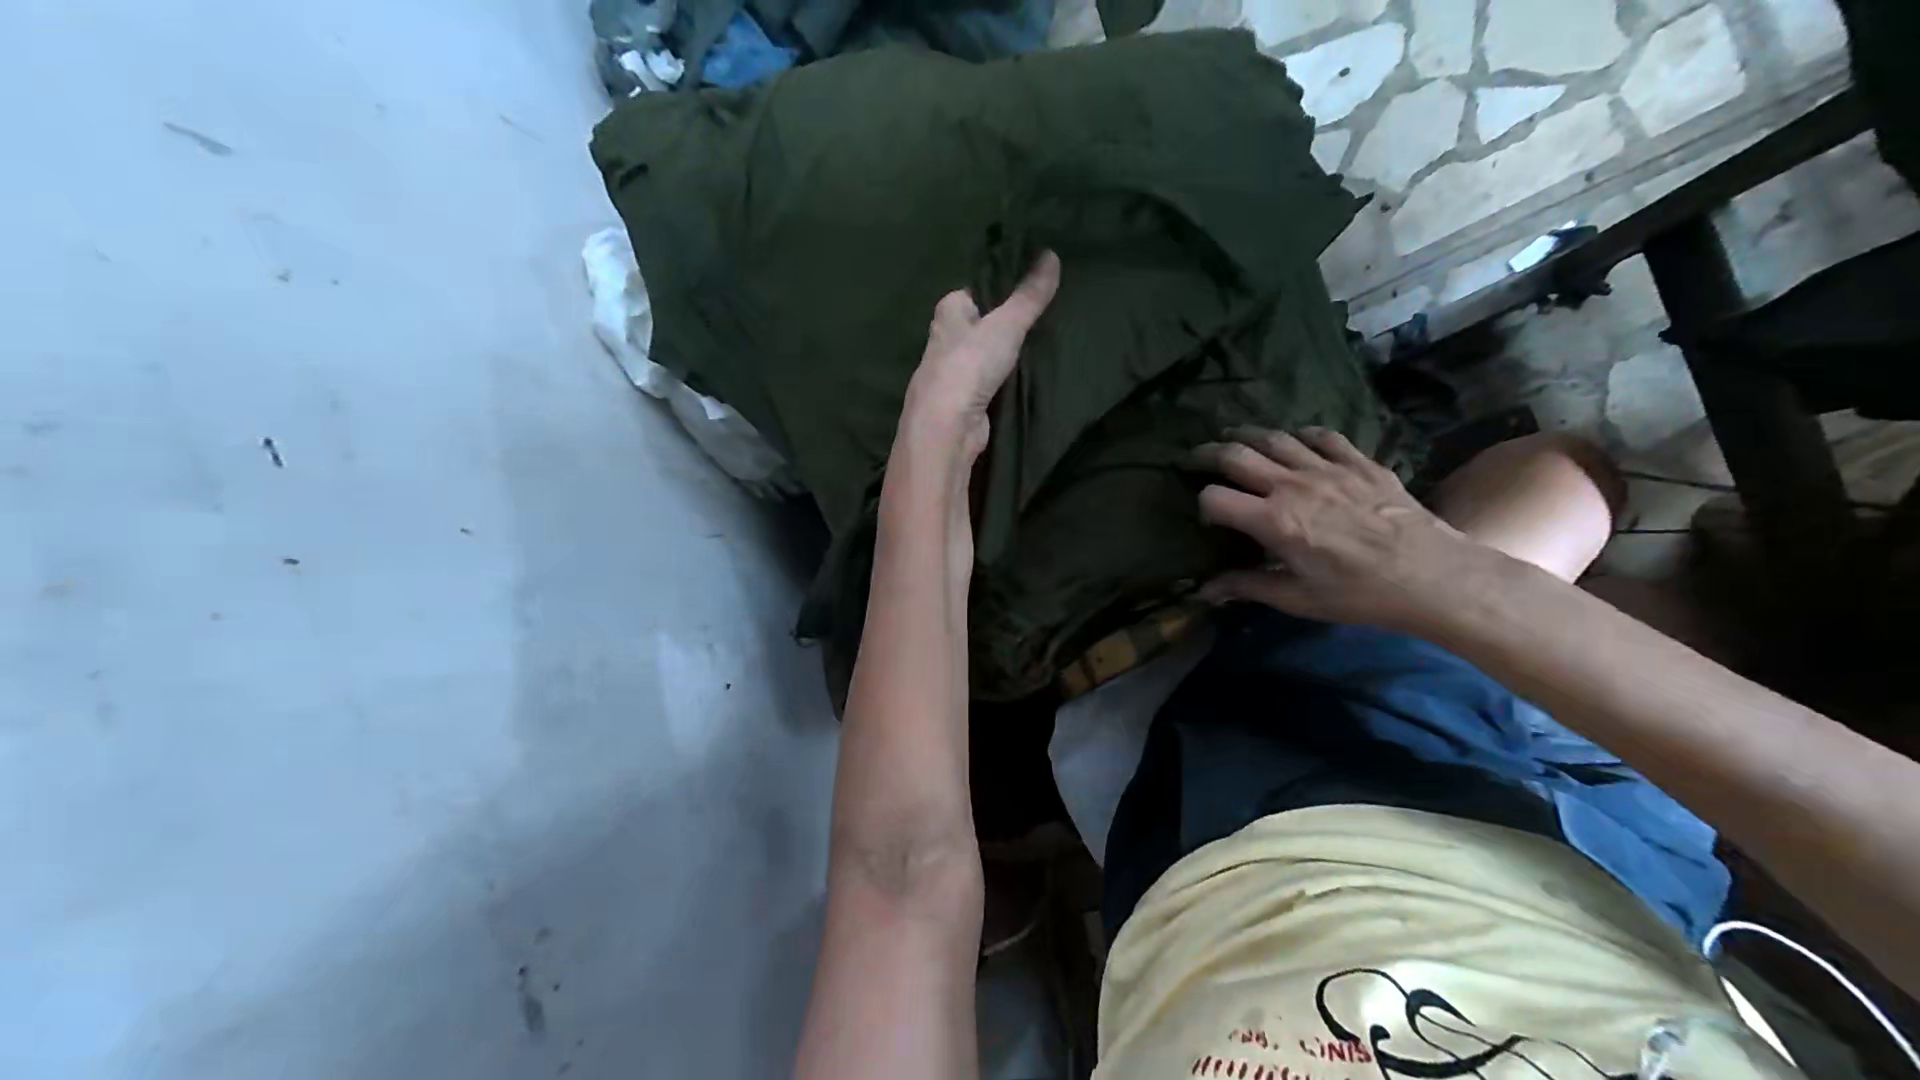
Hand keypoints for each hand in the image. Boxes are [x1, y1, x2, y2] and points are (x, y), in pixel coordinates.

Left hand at [898, 251, 1061, 461]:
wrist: (948, 426)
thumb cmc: (970, 364)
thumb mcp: (1007, 323)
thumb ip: (1030, 295)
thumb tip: (1052, 254)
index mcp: (948, 311)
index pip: (977, 290)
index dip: (1003, 288)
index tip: (1036, 287)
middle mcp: (946, 338)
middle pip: (984, 323)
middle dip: (1009, 322)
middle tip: (1049, 315)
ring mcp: (954, 372)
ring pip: (988, 354)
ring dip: (1010, 353)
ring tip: (1047, 343)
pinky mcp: (965, 400)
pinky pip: (991, 381)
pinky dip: (1007, 379)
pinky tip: (1030, 376)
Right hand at [1195, 427, 1499, 630]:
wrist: (1433, 575)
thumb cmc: (1359, 594)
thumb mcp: (1298, 598)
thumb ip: (1247, 586)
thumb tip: (1204, 591)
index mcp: (1274, 521)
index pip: (1214, 497)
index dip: (1202, 504)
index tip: (1208, 518)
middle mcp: (1293, 485)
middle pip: (1236, 455)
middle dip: (1207, 453)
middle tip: (1193, 457)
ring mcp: (1327, 468)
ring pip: (1274, 437)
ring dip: (1246, 435)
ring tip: (1232, 437)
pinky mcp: (1359, 462)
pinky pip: (1321, 436)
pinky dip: (1299, 434)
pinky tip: (1293, 439)